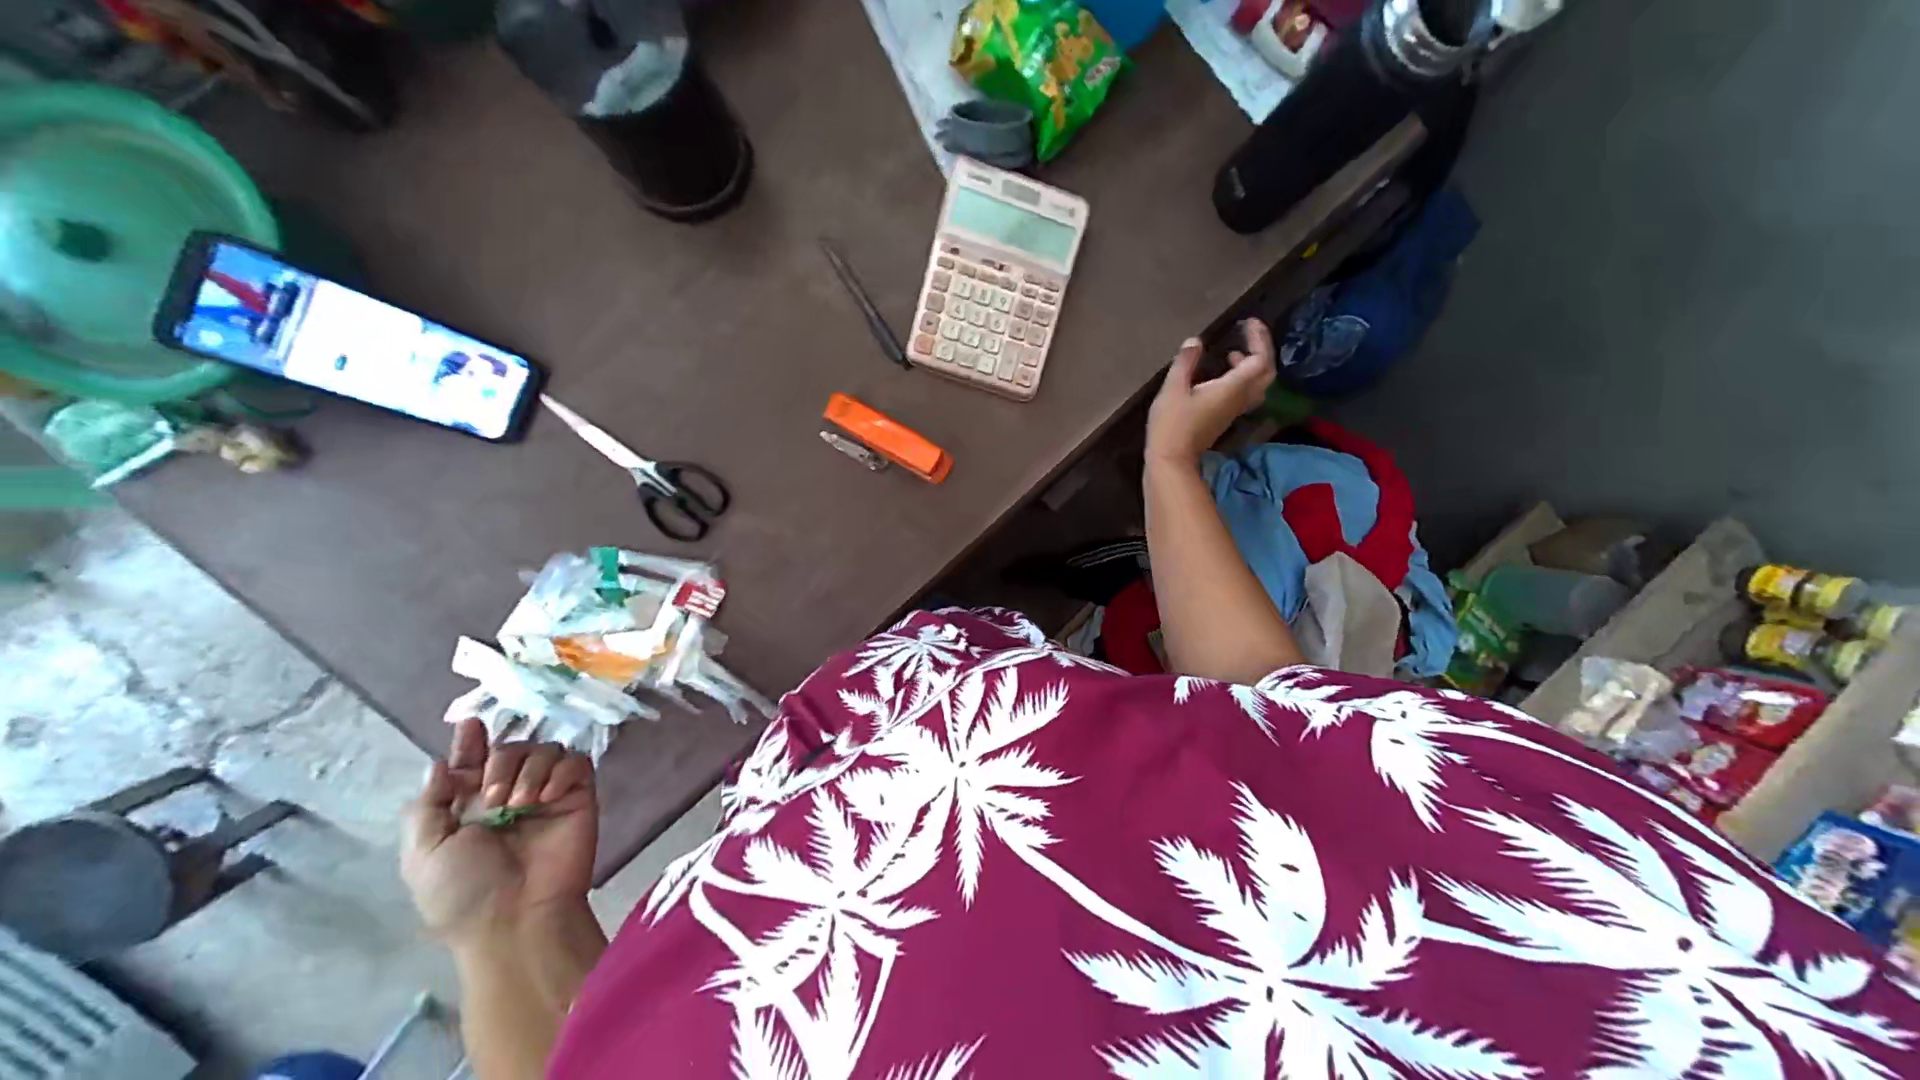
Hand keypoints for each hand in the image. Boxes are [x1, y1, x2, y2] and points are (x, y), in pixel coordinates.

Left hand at [400, 717, 597, 943]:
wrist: (516, 917)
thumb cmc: (464, 892)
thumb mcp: (424, 854)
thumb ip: (428, 806)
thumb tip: (441, 764)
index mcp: (471, 806)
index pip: (473, 761)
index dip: (471, 741)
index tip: (470, 725)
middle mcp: (510, 793)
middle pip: (510, 747)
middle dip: (500, 762)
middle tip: (495, 799)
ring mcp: (547, 793)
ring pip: (544, 749)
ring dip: (529, 768)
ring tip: (520, 804)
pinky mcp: (579, 795)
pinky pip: (576, 762)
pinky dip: (560, 771)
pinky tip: (548, 795)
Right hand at [1145, 319, 1276, 468]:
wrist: (1171, 460)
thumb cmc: (1172, 424)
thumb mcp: (1173, 389)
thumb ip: (1186, 362)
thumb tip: (1195, 341)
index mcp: (1232, 388)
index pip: (1260, 359)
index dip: (1259, 338)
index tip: (1248, 323)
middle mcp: (1240, 399)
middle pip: (1266, 373)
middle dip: (1262, 350)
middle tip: (1248, 336)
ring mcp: (1233, 411)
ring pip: (1257, 384)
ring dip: (1252, 365)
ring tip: (1233, 352)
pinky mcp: (1224, 418)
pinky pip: (1244, 393)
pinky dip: (1240, 378)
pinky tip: (1221, 374)